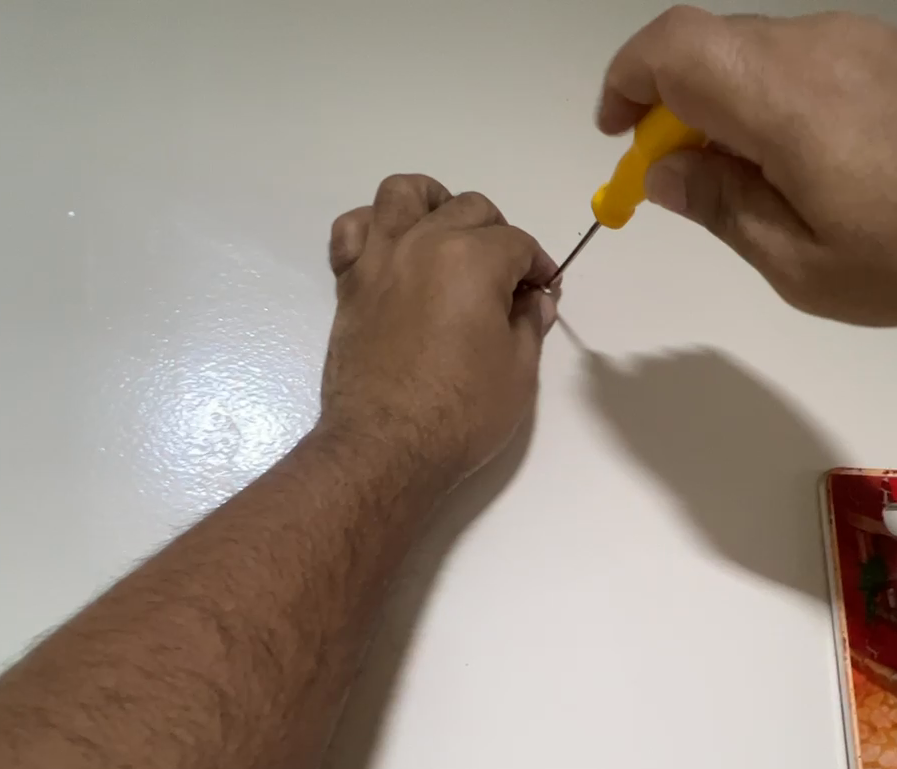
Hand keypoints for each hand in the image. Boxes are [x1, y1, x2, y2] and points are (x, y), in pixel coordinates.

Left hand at [319, 175, 556, 483]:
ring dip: (436, 204)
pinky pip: (354, 229)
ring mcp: (380, 259)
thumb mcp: (518, 372)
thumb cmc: (463, 414)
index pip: (518, 243)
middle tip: (509, 280)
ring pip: (405, 193)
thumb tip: (537, 301)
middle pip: (470, 209)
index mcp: (474, 260)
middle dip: (500, 236)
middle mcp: (424, 242)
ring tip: (450, 237)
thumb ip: (530, 324)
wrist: (388, 448)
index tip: (545, 295)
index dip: (540, 268)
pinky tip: (396, 253)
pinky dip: (376, 228)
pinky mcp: (350, 283)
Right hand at [598, 7, 896, 326]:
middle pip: (712, 48)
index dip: (625, 84)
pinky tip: (801, 169)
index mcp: (784, 96)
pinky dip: (773, 107)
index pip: (673, 48)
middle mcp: (820, 45)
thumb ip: (723, 208)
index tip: (616, 138)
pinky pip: (808, 65)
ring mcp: (866, 42)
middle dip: (672, 110)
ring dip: (726, 111)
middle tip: (678, 184)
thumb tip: (664, 173)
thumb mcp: (800, 264)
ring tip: (746, 189)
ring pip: (760, 57)